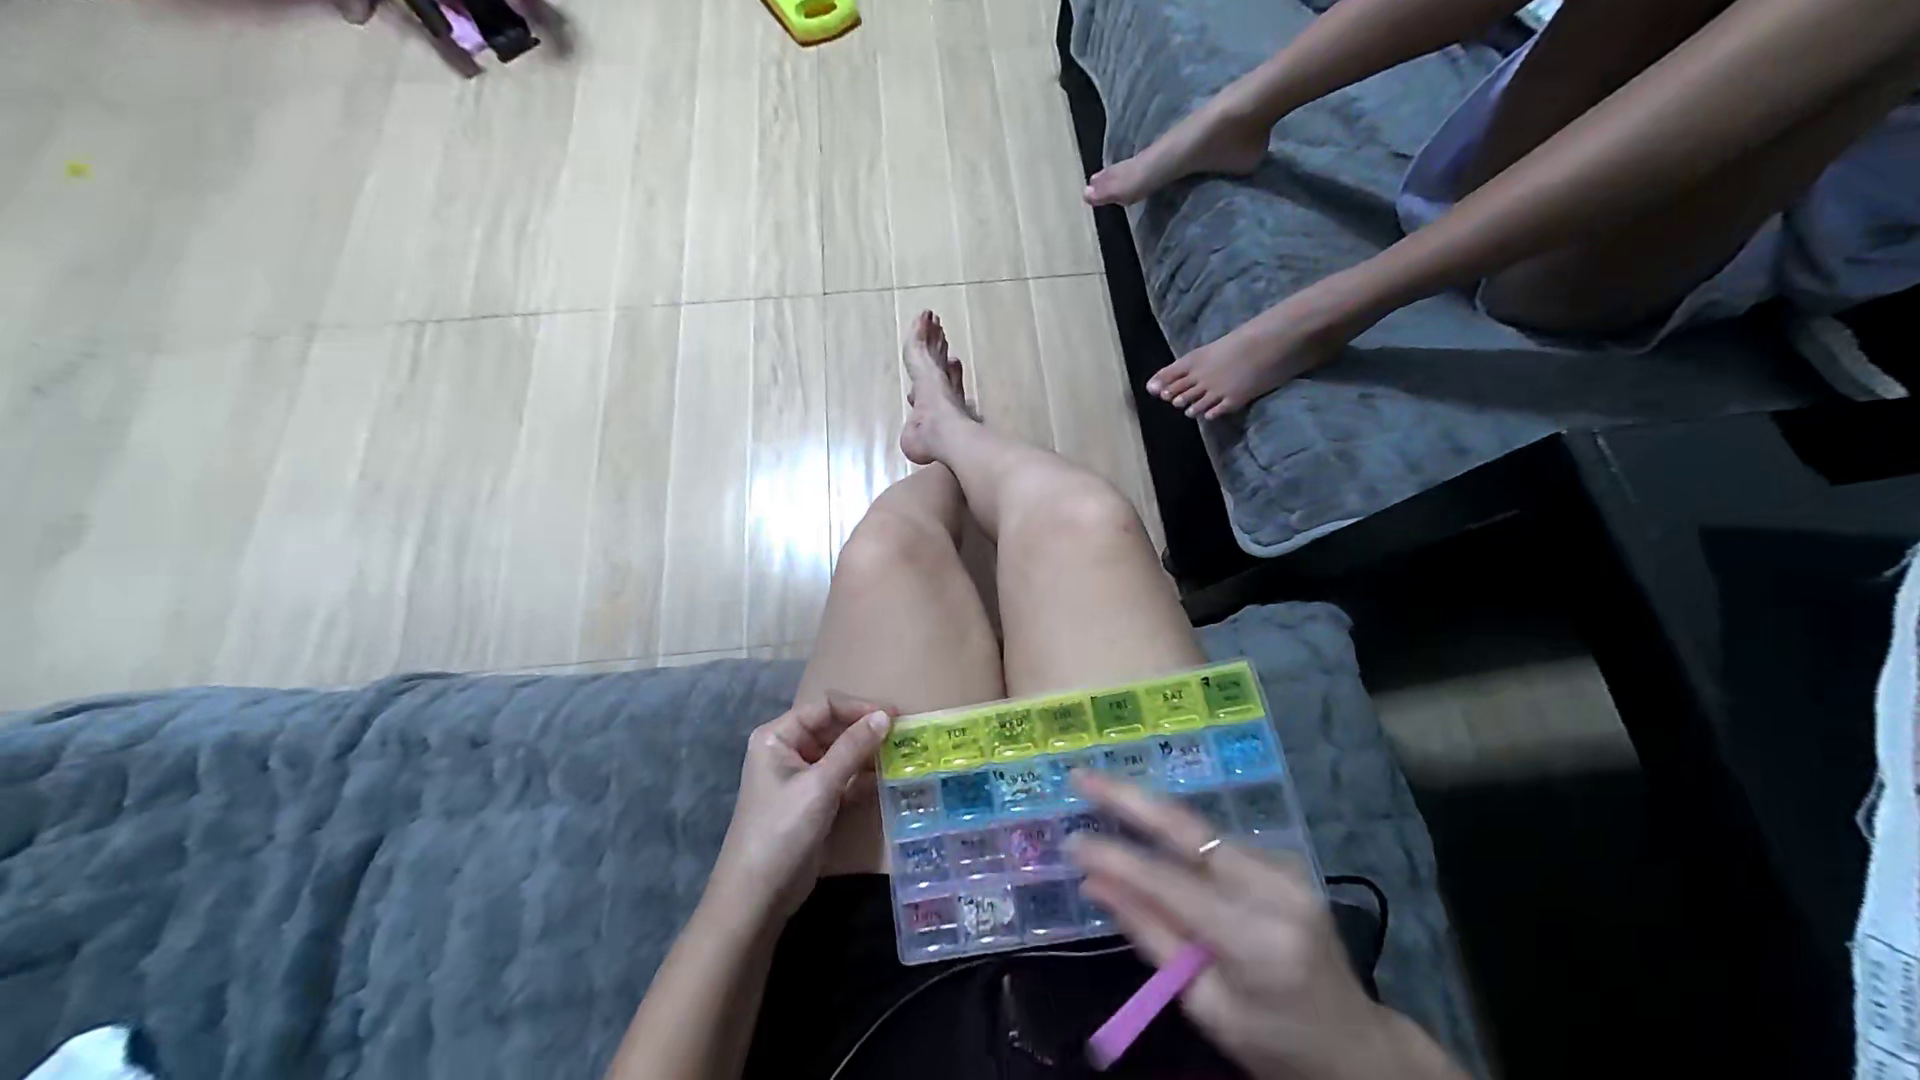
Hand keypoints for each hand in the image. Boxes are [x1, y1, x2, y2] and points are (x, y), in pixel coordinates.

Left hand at [708, 696, 894, 923]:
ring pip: (841, 754)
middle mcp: (788, 750)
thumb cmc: (782, 829)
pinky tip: (887, 780)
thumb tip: (886, 716)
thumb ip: (853, 748)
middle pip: (833, 728)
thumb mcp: (820, 785)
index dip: (859, 708)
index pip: (824, 707)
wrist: (757, 896)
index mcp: (778, 737)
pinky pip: (843, 779)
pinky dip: (862, 778)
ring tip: (902, 756)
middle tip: (904, 737)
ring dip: (868, 755)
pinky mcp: (814, 802)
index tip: (894, 716)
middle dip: (866, 731)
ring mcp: (801, 777)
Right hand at [1067, 772, 1462, 1079]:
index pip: (1171, 884)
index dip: (1117, 858)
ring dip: (1147, 808)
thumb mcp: (1206, 1005)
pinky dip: (1172, 831)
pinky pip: (1214, 840)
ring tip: (1099, 790)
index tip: (1071, 841)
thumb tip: (1093, 883)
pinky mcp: (1283, 861)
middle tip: (1081, 775)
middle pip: (1189, 829)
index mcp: (1257, 940)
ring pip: (1200, 829)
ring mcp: (1285, 868)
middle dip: (1129, 797)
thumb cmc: (1275, 1043)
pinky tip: (1142, 824)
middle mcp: (1275, 889)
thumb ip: (1150, 935)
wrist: (1356, 1043)